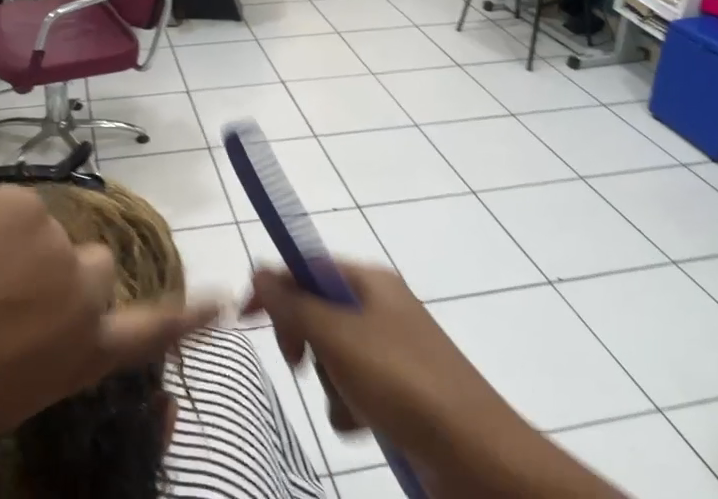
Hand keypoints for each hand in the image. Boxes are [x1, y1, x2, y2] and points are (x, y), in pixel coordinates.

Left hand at [0, 187, 217, 453]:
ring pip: (48, 234)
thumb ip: (46, 359)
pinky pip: (12, 207)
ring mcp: (55, 243)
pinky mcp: (21, 203)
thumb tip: (43, 332)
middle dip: (62, 276)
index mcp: (80, 353)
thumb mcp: (5, 396)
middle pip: (93, 269)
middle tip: (4, 291)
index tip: (222, 301)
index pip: (150, 330)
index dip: (187, 316)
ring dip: (17, 248)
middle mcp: (84, 294)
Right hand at [245, 263, 509, 454]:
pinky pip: (353, 387)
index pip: (307, 266)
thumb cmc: (402, 381)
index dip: (273, 285)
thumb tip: (259, 270)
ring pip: (332, 355)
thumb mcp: (338, 337)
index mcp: (370, 282)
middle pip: (317, 310)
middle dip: (303, 340)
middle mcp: (381, 308)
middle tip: (298, 362)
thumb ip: (293, 304)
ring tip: (346, 401)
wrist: (473, 451)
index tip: (244, 317)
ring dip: (329, 381)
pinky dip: (348, 405)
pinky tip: (362, 423)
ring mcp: (392, 350)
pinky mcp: (399, 389)